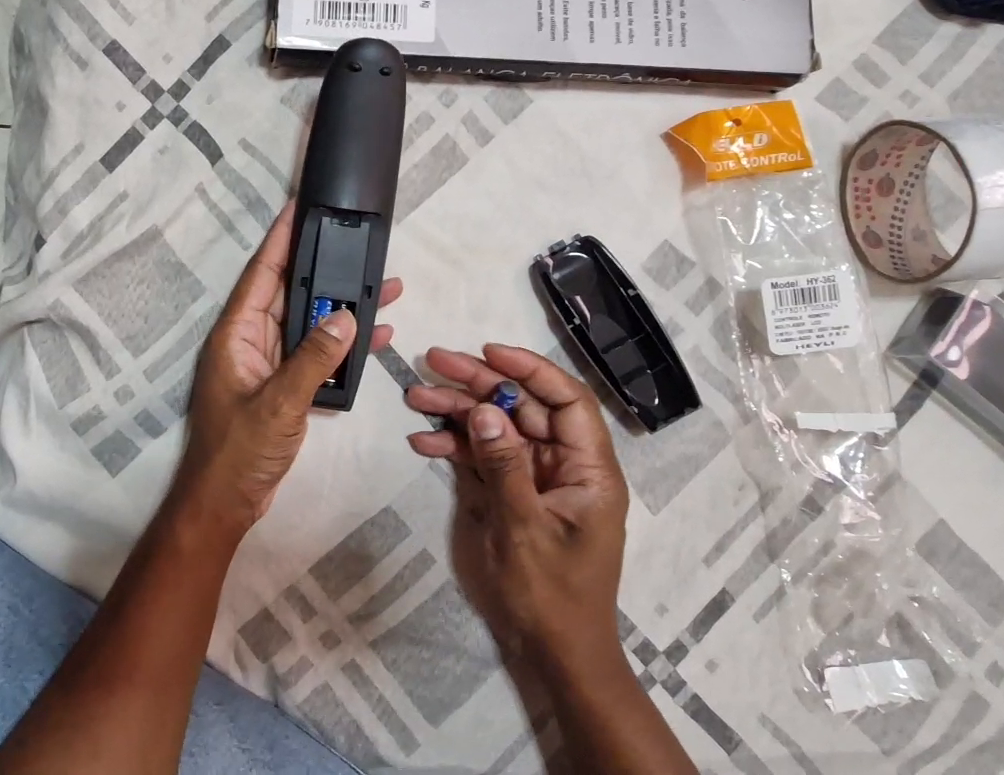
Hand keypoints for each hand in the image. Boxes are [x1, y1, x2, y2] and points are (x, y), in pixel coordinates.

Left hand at [172, 202, 401, 534]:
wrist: (226, 503)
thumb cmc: (239, 452)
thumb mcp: (279, 403)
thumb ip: (314, 360)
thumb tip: (347, 316)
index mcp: (236, 335)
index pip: (262, 274)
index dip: (282, 240)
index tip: (301, 207)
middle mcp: (250, 342)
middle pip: (290, 294)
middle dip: (326, 272)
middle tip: (361, 246)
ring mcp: (267, 365)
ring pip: (307, 324)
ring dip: (341, 310)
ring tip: (385, 289)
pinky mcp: (283, 388)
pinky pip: (315, 356)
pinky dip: (341, 346)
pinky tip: (374, 337)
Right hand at [404, 345, 628, 664]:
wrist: (553, 651)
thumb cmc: (552, 593)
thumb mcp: (525, 528)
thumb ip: (505, 465)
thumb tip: (485, 410)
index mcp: (589, 470)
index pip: (567, 401)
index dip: (531, 370)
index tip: (488, 352)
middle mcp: (564, 466)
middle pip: (523, 408)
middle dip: (479, 384)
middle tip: (432, 363)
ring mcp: (535, 479)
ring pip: (497, 428)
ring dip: (458, 412)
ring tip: (415, 396)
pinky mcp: (510, 494)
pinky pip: (483, 457)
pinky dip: (455, 447)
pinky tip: (423, 442)